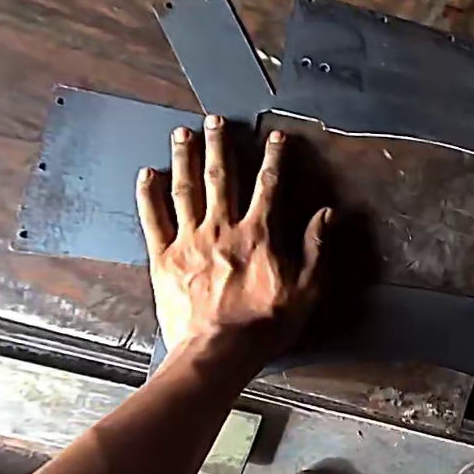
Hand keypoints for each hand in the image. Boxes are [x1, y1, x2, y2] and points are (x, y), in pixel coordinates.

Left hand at [137, 116, 327, 371]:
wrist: (217, 352)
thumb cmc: (262, 326)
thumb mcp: (305, 291)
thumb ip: (316, 249)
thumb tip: (327, 215)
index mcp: (257, 235)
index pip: (268, 186)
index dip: (273, 158)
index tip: (274, 138)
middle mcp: (221, 229)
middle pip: (220, 177)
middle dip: (219, 145)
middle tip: (215, 120)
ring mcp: (189, 241)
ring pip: (185, 189)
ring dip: (184, 158)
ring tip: (182, 133)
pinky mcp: (164, 258)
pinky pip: (153, 219)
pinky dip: (148, 194)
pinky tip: (146, 174)